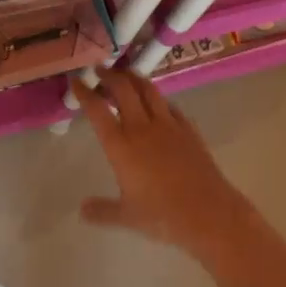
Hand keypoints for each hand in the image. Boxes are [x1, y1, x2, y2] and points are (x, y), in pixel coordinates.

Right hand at [71, 67, 254, 258]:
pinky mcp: (188, 130)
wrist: (209, 214)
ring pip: (148, 90)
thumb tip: (81, 211)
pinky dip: (159, 99)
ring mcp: (167, 125)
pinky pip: (170, 106)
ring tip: (126, 74)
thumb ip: (102, 211)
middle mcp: (141, 128)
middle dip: (109, 75)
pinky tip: (158, 102)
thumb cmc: (163, 216)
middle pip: (122, 89)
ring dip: (134, 78)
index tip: (76, 81)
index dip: (84, 92)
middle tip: (100, 69)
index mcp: (120, 145)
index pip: (97, 109)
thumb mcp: (127, 217)